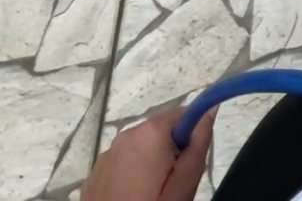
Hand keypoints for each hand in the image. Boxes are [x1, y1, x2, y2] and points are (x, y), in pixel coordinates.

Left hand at [83, 108, 213, 200]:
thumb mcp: (186, 182)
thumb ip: (199, 142)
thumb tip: (209, 109)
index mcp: (150, 133)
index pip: (184, 114)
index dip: (191, 137)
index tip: (187, 163)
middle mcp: (125, 136)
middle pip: (161, 130)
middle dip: (171, 149)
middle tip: (173, 182)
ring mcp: (105, 156)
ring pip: (141, 146)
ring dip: (150, 161)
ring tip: (152, 193)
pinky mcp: (92, 176)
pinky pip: (122, 162)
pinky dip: (130, 173)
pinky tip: (131, 197)